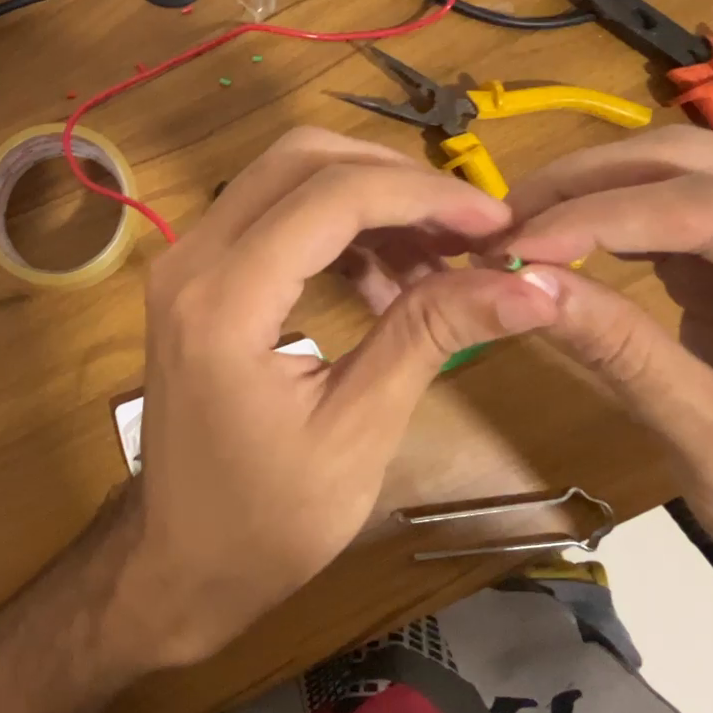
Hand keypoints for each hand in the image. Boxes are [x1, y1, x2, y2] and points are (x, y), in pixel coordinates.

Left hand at [128, 126, 560, 665]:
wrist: (182, 552)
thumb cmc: (267, 516)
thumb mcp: (357, 430)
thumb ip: (429, 336)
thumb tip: (531, 284)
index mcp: (223, 302)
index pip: (329, 197)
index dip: (423, 196)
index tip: (496, 225)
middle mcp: (189, 260)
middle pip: (298, 160)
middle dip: (392, 180)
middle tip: (467, 231)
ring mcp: (183, 262)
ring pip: (282, 179)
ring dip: (364, 201)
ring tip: (437, 264)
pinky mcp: (193, 277)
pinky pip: (267, 216)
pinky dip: (332, 229)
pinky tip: (386, 282)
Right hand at [497, 127, 712, 692]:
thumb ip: (627, 357)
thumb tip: (522, 282)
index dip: (605, 217)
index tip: (512, 245)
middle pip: (708, 167)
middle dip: (590, 186)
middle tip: (499, 225)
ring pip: (691, 171)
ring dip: (594, 191)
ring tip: (518, 228)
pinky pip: (684, 210)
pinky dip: (612, 218)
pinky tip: (562, 241)